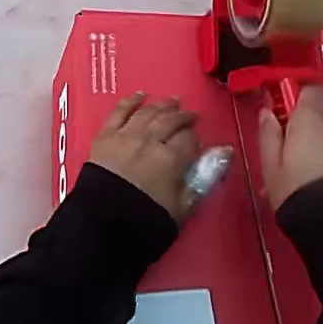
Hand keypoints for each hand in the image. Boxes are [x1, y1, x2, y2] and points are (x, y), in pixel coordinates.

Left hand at [88, 93, 200, 220]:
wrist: (100, 229)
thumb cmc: (145, 222)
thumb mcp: (182, 208)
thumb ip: (202, 181)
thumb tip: (222, 157)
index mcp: (171, 159)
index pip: (189, 139)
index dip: (195, 137)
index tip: (196, 140)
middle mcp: (150, 140)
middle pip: (171, 120)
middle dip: (183, 116)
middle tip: (189, 115)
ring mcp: (126, 136)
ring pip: (148, 112)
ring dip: (162, 105)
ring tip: (172, 101)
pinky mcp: (105, 137)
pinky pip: (119, 112)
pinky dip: (130, 101)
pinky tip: (139, 95)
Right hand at [257, 85, 322, 208]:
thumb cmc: (297, 190)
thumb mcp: (271, 165)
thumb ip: (268, 134)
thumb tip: (267, 112)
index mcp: (310, 118)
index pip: (309, 88)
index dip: (298, 96)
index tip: (285, 110)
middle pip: (322, 113)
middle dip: (308, 126)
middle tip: (291, 150)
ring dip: (322, 144)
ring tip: (306, 173)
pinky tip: (322, 182)